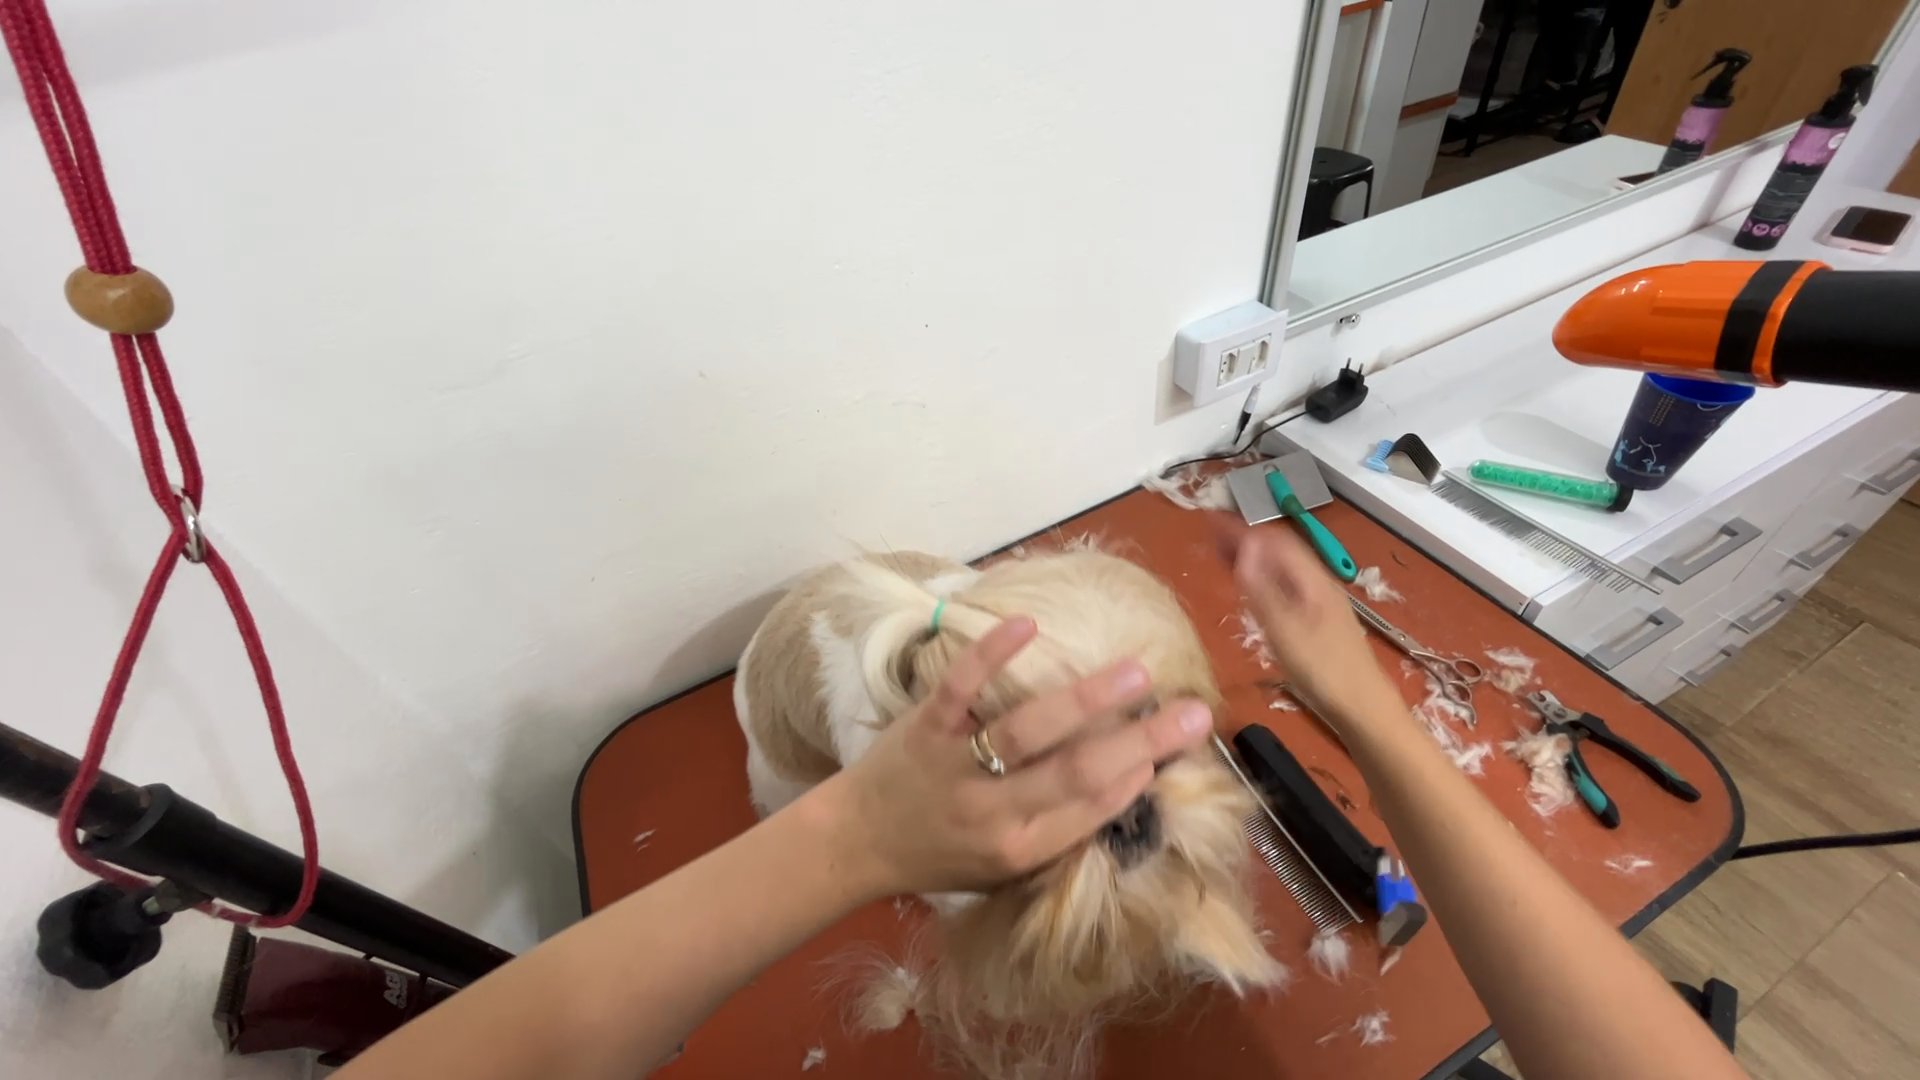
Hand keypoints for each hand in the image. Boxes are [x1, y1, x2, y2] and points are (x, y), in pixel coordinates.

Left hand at [808, 617, 1215, 899]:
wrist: (858, 842)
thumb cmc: (940, 854)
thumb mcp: (1003, 866)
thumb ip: (1057, 830)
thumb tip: (1122, 780)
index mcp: (1020, 848)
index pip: (1093, 809)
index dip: (1137, 774)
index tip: (1176, 744)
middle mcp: (995, 812)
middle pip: (1078, 773)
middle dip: (1142, 742)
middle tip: (1191, 711)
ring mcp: (959, 766)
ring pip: (1030, 732)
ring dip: (1087, 700)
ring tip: (1136, 673)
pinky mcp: (926, 728)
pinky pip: (961, 688)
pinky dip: (992, 655)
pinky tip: (1027, 625)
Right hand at [1216, 519, 1402, 729]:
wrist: (1363, 709)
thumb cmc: (1324, 671)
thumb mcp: (1286, 630)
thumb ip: (1262, 590)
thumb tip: (1243, 549)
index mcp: (1312, 582)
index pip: (1275, 542)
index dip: (1242, 530)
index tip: (1211, 522)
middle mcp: (1317, 586)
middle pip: (1279, 552)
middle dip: (1245, 540)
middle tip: (1210, 536)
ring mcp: (1318, 604)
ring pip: (1281, 569)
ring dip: (1252, 557)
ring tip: (1221, 556)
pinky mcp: (1315, 621)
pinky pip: (1284, 587)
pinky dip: (1261, 578)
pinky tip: (1248, 588)